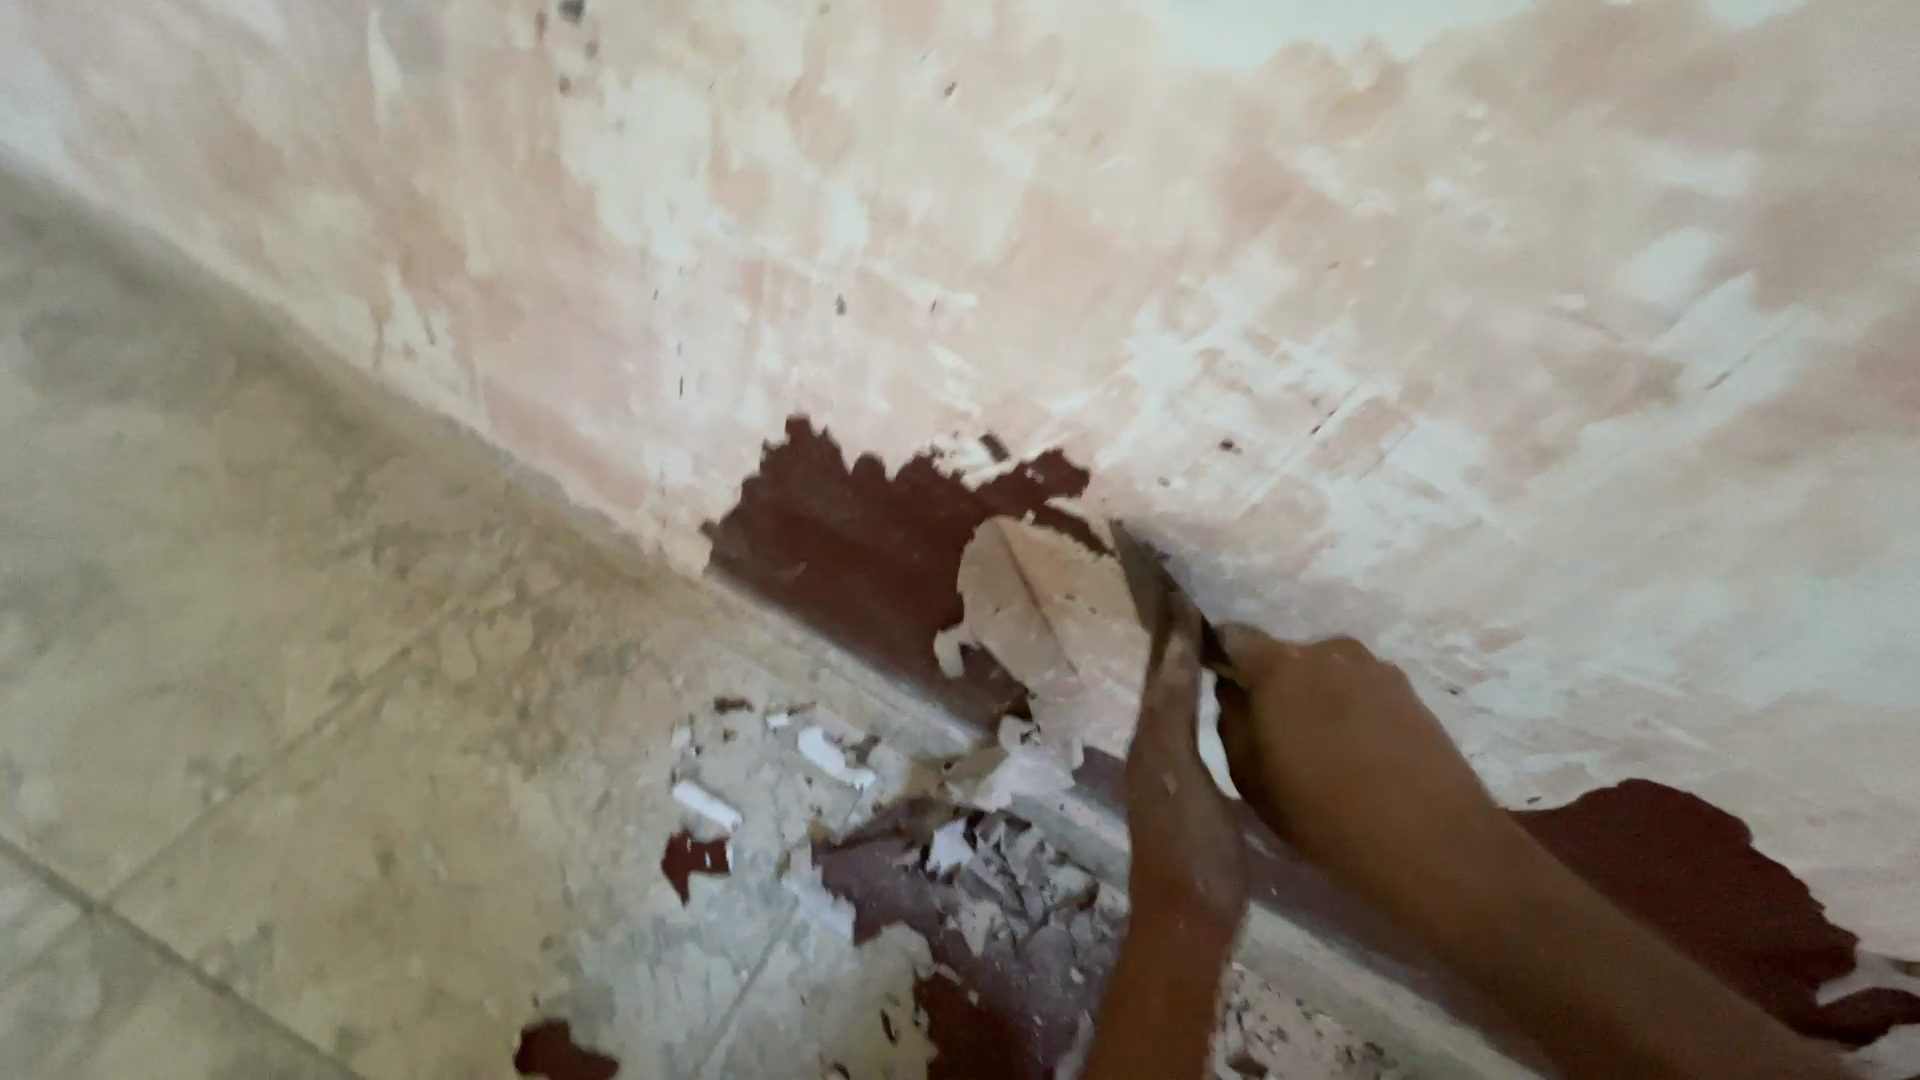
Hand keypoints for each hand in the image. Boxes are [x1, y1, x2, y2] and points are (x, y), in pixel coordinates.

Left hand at [1123, 596, 1248, 936]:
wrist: (1188, 913)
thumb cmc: (1191, 847)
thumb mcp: (1180, 777)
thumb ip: (1172, 719)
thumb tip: (1168, 660)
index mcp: (1151, 737)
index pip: (1161, 673)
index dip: (1172, 635)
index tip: (1181, 592)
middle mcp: (1151, 744)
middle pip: (1160, 682)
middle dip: (1171, 642)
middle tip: (1187, 600)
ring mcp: (1166, 766)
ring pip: (1172, 702)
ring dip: (1183, 667)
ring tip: (1203, 635)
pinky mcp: (1186, 787)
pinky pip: (1186, 727)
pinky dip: (1194, 700)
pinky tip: (1212, 699)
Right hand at [1215, 627, 1515, 915]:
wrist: (1433, 844)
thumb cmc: (1322, 812)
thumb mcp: (1249, 776)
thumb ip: (1231, 719)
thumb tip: (1232, 689)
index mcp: (1279, 666)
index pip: (1233, 636)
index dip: (1220, 657)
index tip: (1221, 688)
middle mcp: (1327, 652)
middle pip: (1282, 655)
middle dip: (1270, 683)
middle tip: (1271, 730)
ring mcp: (1375, 669)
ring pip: (1324, 673)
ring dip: (1313, 696)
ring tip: (1320, 747)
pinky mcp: (1410, 693)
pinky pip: (1359, 690)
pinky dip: (1348, 710)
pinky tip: (1357, 755)